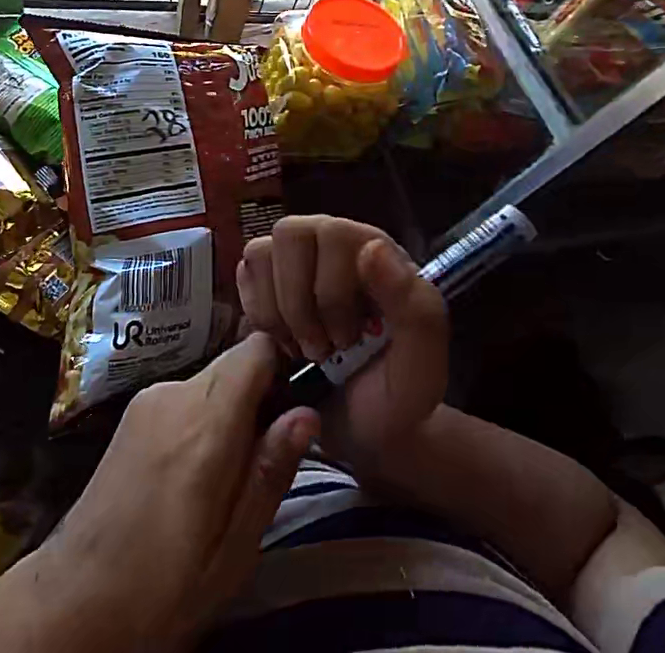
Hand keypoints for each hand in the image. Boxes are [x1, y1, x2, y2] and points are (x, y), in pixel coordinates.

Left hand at [23, 333, 318, 650]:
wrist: (76, 597)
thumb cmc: (165, 584)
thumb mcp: (235, 546)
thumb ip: (271, 470)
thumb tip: (308, 413)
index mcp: (204, 422)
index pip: (256, 348)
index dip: (283, 369)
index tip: (293, 410)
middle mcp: (173, 394)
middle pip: (234, 364)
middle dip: (259, 397)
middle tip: (262, 460)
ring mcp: (146, 400)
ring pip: (210, 382)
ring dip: (229, 413)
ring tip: (226, 479)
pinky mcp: (130, 413)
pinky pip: (184, 398)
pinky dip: (202, 420)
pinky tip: (193, 474)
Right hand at [238, 216, 447, 466]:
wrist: (363, 431)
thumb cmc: (396, 396)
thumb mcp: (420, 366)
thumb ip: (416, 308)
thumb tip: (373, 248)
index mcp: (376, 251)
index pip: (334, 233)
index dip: (330, 290)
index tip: (347, 342)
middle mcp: (332, 243)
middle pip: (291, 234)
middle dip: (299, 303)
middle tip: (321, 351)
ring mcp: (296, 258)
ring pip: (260, 252)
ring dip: (276, 312)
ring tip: (302, 349)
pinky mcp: (266, 279)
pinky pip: (244, 273)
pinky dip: (257, 315)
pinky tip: (282, 342)